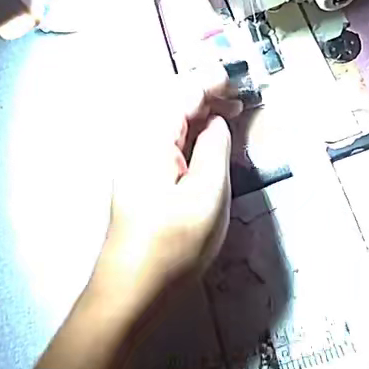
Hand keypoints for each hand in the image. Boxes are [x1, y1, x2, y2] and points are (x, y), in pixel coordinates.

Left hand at [88, 72, 241, 319]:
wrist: (131, 288)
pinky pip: (163, 138)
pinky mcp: (136, 176)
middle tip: (238, 101)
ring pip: (166, 119)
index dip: (211, 82)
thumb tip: (216, 123)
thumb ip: (214, 150)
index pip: (182, 93)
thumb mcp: (208, 196)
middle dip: (204, 93)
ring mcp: (132, 159)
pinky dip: (186, 131)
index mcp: (151, 139)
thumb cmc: (172, 246)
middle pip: (170, 100)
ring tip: (227, 117)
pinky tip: (203, 142)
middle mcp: (135, 142)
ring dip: (196, 112)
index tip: (238, 80)